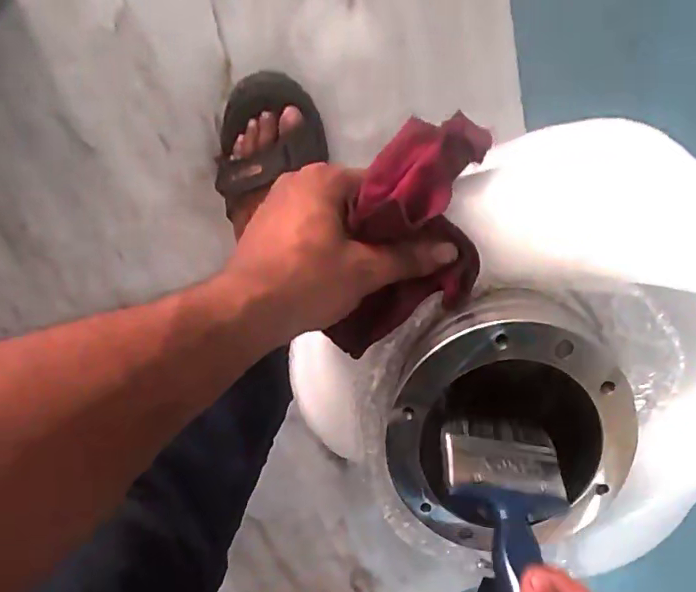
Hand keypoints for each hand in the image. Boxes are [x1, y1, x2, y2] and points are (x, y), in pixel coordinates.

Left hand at [218, 163, 457, 343]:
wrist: (247, 309)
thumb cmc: (307, 282)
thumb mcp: (364, 271)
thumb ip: (407, 258)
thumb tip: (449, 250)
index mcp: (325, 178)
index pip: (379, 186)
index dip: (404, 214)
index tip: (419, 241)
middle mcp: (299, 179)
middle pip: (354, 202)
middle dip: (376, 230)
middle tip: (397, 262)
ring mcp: (278, 202)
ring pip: (331, 218)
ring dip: (352, 241)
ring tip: (369, 272)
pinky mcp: (267, 228)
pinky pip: (310, 231)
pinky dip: (327, 247)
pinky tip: (336, 273)